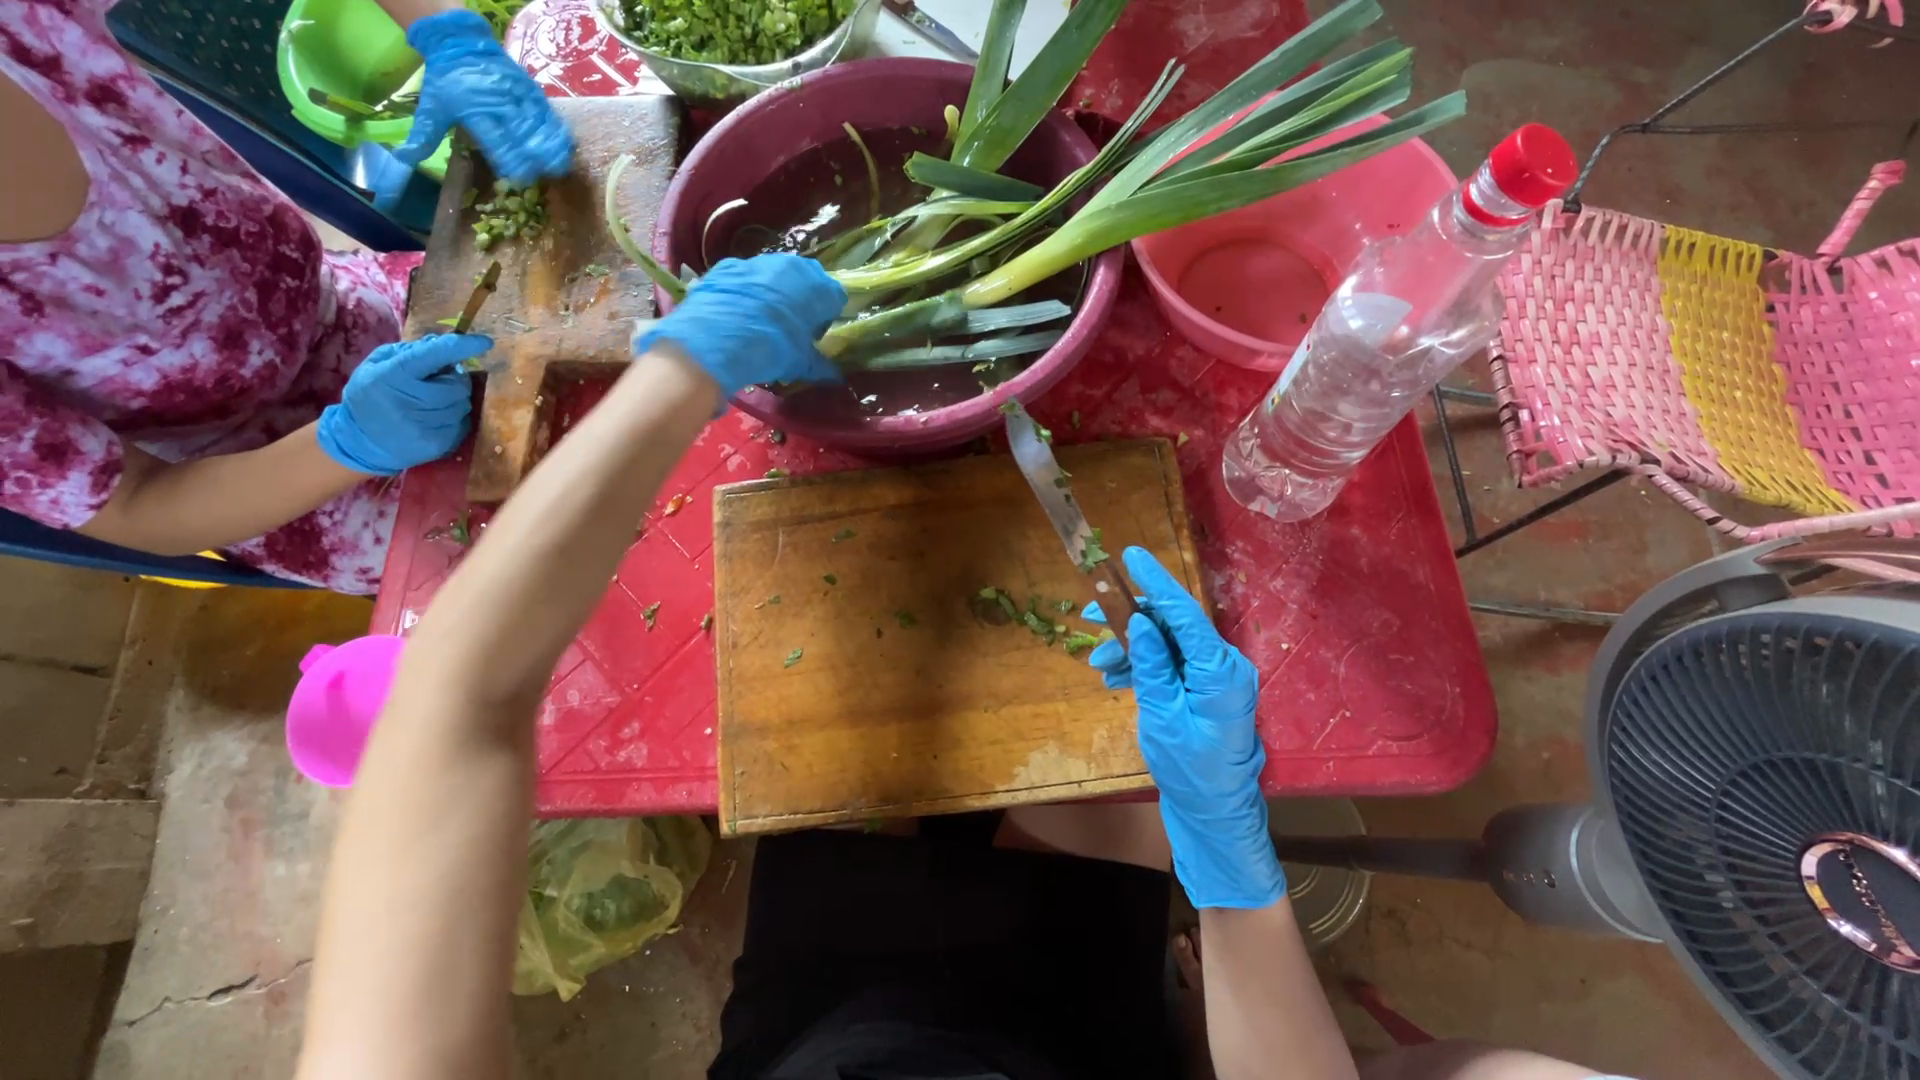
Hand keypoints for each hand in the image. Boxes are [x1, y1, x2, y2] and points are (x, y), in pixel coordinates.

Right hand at [318, 334, 488, 475]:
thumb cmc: (370, 396)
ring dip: (454, 399)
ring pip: (463, 403)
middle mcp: (412, 400)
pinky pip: (464, 423)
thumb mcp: (377, 365)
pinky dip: (454, 417)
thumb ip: (409, 351)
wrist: (360, 442)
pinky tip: (433, 419)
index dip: (462, 346)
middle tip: (436, 382)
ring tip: (431, 402)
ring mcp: (428, 425)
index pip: (435, 355)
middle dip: (453, 379)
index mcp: (394, 374)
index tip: (484, 342)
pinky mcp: (440, 443)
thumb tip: (440, 343)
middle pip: (458, 383)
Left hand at [396, 10, 572, 186]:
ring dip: (550, 148)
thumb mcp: (430, 107)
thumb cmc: (445, 79)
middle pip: (523, 137)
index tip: (519, 178)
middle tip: (543, 176)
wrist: (459, 41)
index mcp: (474, 110)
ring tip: (559, 168)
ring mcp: (517, 96)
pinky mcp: (531, 90)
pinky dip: (557, 132)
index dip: (510, 161)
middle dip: (535, 158)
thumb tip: (403, 160)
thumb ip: (423, 136)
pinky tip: (565, 149)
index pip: (497, 142)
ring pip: (539, 127)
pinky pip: (548, 115)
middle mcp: (499, 103)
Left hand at [635, 255, 846, 397]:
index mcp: (819, 288)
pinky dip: (746, 292)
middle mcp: (792, 266)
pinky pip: (745, 278)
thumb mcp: (800, 362)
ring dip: (774, 293)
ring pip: (774, 275)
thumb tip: (835, 375)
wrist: (716, 338)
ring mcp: (758, 262)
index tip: (815, 334)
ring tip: (762, 320)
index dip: (827, 316)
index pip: (835, 297)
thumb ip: (821, 366)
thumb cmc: (773, 348)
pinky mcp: (728, 265)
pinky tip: (737, 314)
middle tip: (792, 326)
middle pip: (806, 279)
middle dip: (803, 299)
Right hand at [1083, 547, 1284, 909]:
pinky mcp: (1205, 689)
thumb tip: (1141, 620)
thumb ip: (1151, 666)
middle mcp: (1224, 665)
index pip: (1185, 613)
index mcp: (1220, 671)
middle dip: (1131, 619)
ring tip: (1099, 664)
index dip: (1156, 581)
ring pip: (1168, 643)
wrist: (1214, 813)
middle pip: (1174, 624)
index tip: (1130, 555)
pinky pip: (1172, 663)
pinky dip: (1144, 665)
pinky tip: (1116, 676)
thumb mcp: (1162, 717)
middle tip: (1090, 618)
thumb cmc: (1189, 770)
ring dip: (1132, 647)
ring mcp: (1216, 677)